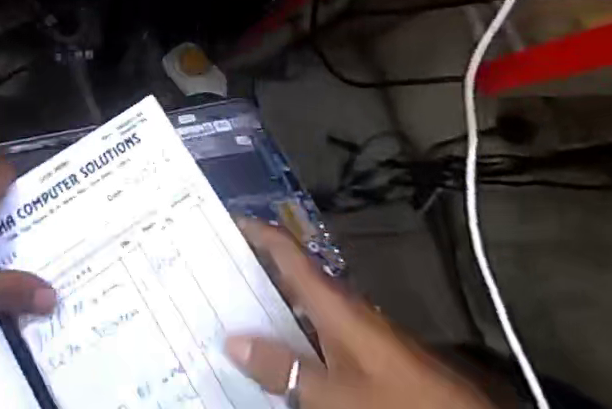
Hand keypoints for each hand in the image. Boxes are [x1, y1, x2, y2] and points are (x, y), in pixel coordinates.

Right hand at [225, 220, 502, 408]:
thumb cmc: (395, 400)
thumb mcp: (334, 395)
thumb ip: (284, 370)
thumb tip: (232, 341)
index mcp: (332, 302)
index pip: (286, 251)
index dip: (257, 231)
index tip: (225, 221)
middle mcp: (342, 307)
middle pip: (291, 278)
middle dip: (255, 274)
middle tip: (216, 276)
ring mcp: (356, 330)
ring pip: (304, 308)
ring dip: (272, 309)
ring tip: (236, 318)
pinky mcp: (367, 354)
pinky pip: (318, 333)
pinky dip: (293, 337)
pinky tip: (279, 360)